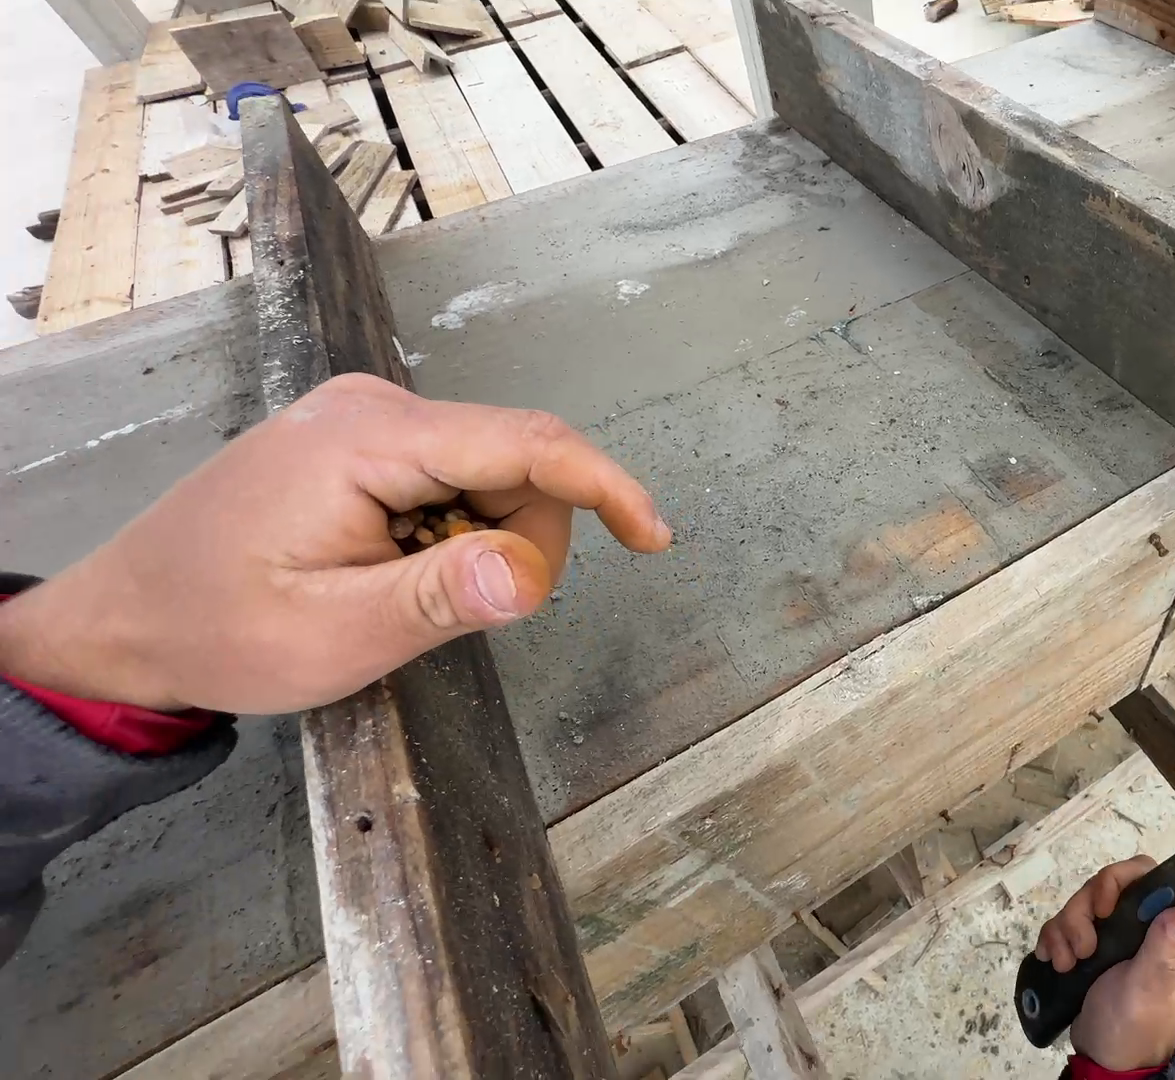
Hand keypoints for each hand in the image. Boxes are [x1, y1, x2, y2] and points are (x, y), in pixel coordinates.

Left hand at [0, 374, 670, 714]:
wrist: (120, 624)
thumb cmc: (213, 631)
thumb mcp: (329, 635)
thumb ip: (437, 598)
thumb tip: (529, 575)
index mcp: (370, 438)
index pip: (530, 444)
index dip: (607, 487)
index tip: (654, 537)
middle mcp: (383, 408)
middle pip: (526, 467)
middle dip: (524, 543)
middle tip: (466, 603)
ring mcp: (381, 421)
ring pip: (509, 478)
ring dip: (494, 544)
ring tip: (416, 585)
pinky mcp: (383, 443)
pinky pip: (476, 482)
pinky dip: (469, 534)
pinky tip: (409, 561)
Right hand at [1033, 855, 1174, 1070]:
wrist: (1105, 1063)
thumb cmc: (1134, 1026)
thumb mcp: (1149, 988)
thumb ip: (1165, 951)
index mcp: (1167, 927)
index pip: (1146, 875)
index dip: (1119, 879)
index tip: (1103, 906)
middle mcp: (1142, 924)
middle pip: (1104, 887)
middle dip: (1082, 914)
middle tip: (1082, 950)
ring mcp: (1113, 935)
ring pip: (1081, 905)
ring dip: (1066, 931)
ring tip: (1067, 965)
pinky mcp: (1089, 947)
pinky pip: (1063, 924)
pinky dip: (1054, 940)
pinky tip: (1054, 962)